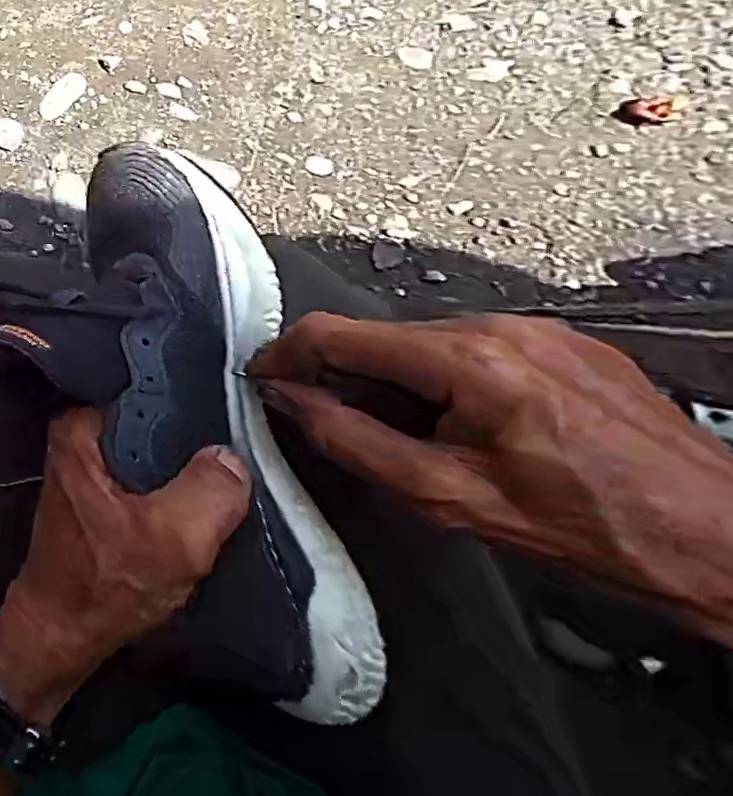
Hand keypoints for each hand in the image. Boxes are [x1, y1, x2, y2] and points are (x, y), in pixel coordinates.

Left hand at [0, 407, 250, 725]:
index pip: (142, 392)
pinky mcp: (97, 492)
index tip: (232, 407)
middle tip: (239, 445)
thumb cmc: (109, 579)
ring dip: (182, 466)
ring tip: (229, 471)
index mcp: (78, 430)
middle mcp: (75, 438)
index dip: (189, 401)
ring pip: (148, 450)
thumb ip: (208, 491)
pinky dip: (169, 485)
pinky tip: (202, 496)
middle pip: (148, 420)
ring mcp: (85, 466)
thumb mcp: (174, 538)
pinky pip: (143, 474)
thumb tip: (229, 455)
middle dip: (190, 436)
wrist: (66, 625)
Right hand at [248, 313, 732, 646]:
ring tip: (411, 432)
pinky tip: (457, 421)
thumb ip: (345, 437)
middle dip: (338, 373)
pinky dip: (434, 377)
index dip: (282, 353)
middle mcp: (503, 330)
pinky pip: (462, 346)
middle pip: (373, 335)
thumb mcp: (442, 495)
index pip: (334, 333)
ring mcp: (537, 332)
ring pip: (413, 340)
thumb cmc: (598, 529)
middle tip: (332, 420)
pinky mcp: (559, 343)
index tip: (261, 376)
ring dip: (388, 378)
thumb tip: (287, 398)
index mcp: (470, 362)